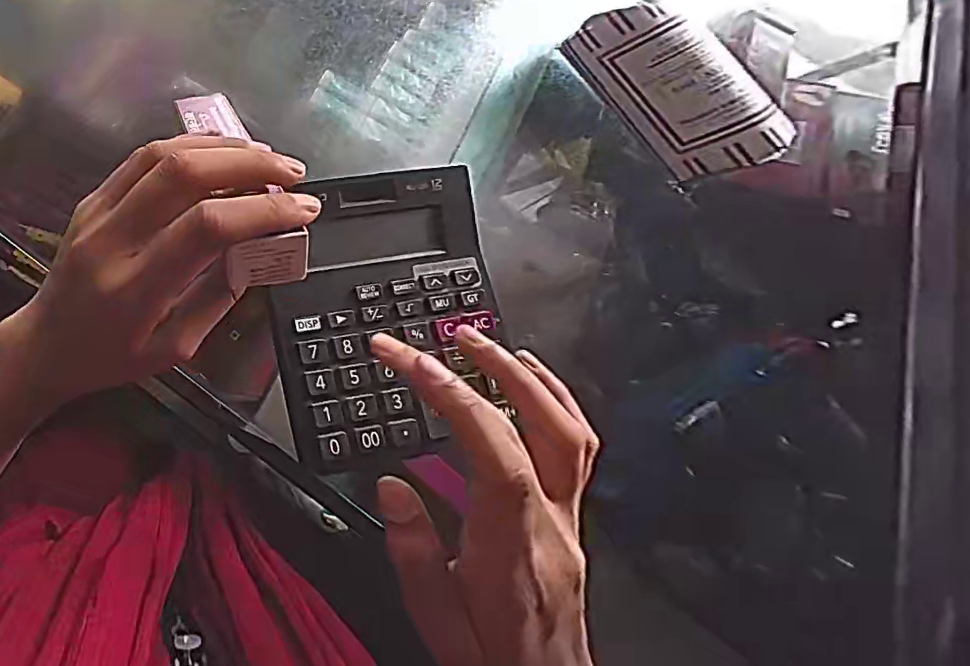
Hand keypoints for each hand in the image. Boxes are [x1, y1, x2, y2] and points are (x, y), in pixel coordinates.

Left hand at [1, 136, 318, 404]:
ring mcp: (97, 211)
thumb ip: (220, 293)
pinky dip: (189, 145)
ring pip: (162, 155)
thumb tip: (262, 245)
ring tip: (264, 155)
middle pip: (184, 175)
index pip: (206, 228)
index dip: (263, 210)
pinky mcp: (93, 197)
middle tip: (291, 171)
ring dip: (221, 148)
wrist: (45, 343)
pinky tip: (220, 150)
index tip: (303, 209)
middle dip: (248, 164)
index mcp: (135, 287)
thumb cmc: (110, 356)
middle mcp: (112, 239)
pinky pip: (143, 156)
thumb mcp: (175, 346)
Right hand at [369, 328, 598, 665]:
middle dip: (494, 368)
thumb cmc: (493, 662)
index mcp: (513, 545)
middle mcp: (550, 524)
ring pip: (569, 431)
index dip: (451, 394)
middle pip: (541, 427)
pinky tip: (530, 379)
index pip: (491, 449)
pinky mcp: (571, 518)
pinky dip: (552, 398)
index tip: (408, 359)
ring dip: (525, 375)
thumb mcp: (435, 619)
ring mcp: (569, 519)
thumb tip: (392, 485)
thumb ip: (413, 551)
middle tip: (450, 335)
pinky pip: (577, 445)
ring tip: (487, 343)